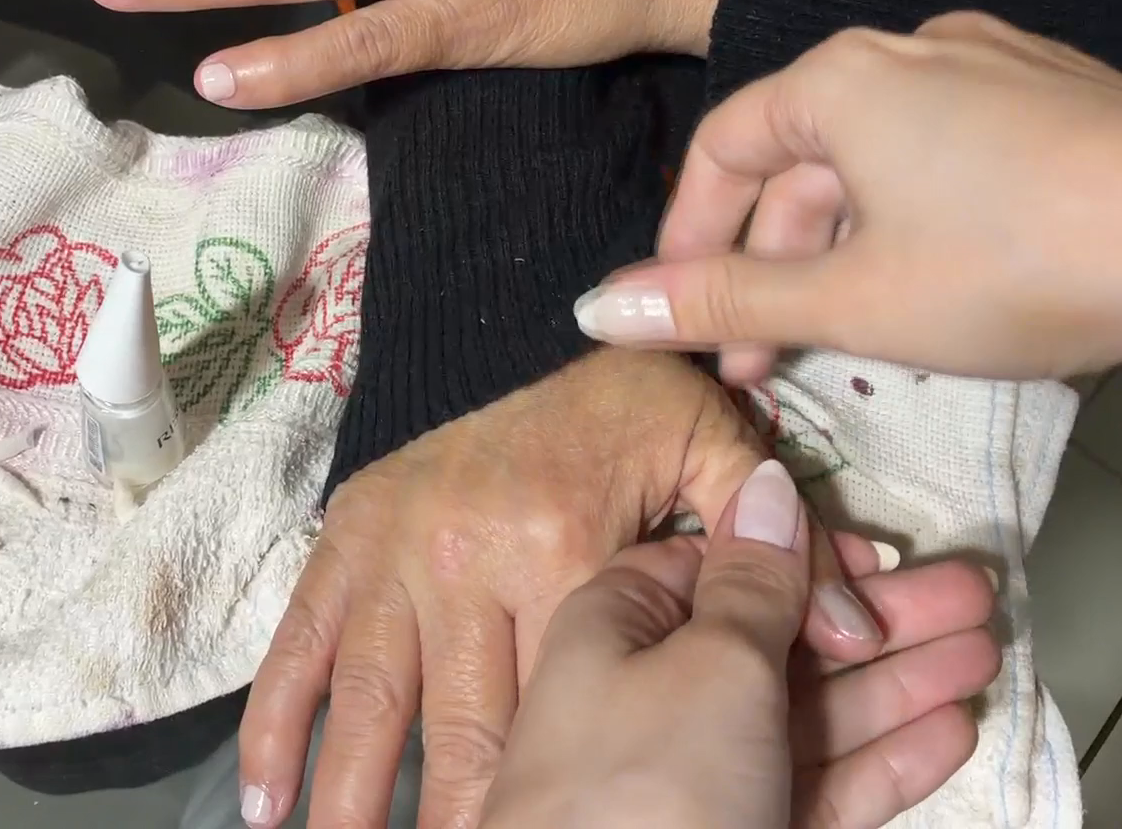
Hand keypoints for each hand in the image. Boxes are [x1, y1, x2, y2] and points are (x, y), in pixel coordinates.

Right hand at [239, 349, 884, 827]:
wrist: (503, 339)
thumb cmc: (609, 400)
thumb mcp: (708, 439)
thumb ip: (770, 533)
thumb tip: (853, 636)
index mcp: (561, 546)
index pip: (569, 710)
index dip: (565, 808)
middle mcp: (464, 560)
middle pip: (465, 730)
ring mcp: (393, 551)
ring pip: (370, 701)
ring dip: (354, 804)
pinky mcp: (346, 536)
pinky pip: (302, 637)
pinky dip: (278, 720)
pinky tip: (267, 797)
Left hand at [482, 462, 996, 828]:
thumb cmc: (650, 783)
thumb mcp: (708, 664)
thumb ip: (752, 581)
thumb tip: (768, 483)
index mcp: (621, 621)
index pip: (714, 562)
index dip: (795, 555)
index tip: (879, 555)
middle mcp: (654, 683)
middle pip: (775, 634)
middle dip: (874, 616)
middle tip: (977, 594)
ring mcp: (701, 764)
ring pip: (807, 705)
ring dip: (893, 679)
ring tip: (984, 646)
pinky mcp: (746, 828)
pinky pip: (819, 777)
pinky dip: (881, 755)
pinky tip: (949, 727)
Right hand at [572, 12, 1121, 386]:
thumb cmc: (1009, 265)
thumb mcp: (841, 298)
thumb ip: (708, 302)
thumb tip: (590, 312)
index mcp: (842, 77)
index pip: (717, 150)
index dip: (683, 233)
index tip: (676, 307)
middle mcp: (906, 53)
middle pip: (790, 168)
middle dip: (758, 267)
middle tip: (747, 353)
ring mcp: (987, 69)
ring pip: (860, 171)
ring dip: (822, 258)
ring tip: (819, 340)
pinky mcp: (1049, 101)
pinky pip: (926, 162)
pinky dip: (889, 227)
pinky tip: (905, 287)